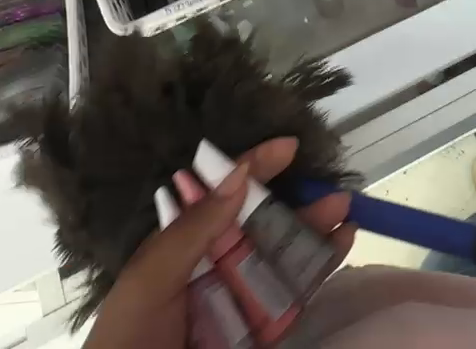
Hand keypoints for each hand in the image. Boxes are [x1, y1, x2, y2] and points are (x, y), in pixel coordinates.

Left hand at [86, 137, 355, 348]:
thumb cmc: (129, 337)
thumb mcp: (151, 278)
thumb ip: (193, 228)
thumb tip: (237, 174)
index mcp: (185, 243)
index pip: (224, 193)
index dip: (257, 166)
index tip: (290, 146)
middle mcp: (215, 264)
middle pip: (263, 224)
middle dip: (299, 204)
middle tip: (334, 192)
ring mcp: (237, 297)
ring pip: (282, 256)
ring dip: (316, 233)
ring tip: (347, 215)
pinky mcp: (256, 332)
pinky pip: (290, 297)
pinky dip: (317, 270)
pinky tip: (339, 248)